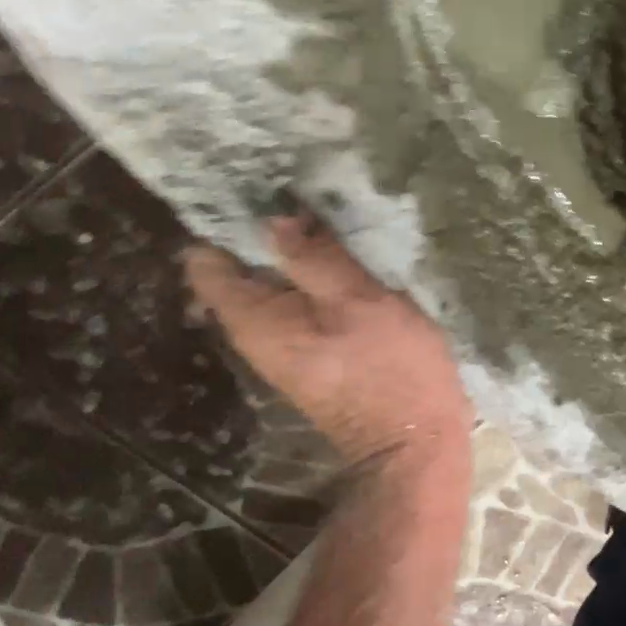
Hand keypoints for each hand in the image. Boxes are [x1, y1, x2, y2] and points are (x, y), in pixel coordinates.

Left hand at [184, 214, 472, 466]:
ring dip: (308, 256)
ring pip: (284, 285)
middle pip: (248, 269)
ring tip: (344, 222)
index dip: (229, 221)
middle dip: (276, 234)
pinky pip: (309, 303)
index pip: (208, 259)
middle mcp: (258, 331)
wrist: (416, 437)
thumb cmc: (389, 367)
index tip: (266, 188)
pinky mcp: (322, 351)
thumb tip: (275, 216)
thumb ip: (317, 260)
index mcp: (254, 317)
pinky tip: (362, 264)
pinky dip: (327, 280)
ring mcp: (290, 344)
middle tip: (317, 196)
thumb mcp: (359, 302)